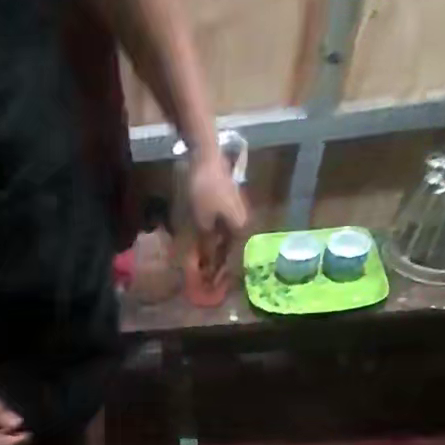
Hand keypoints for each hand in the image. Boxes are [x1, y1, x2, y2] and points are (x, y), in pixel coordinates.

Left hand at [184, 147, 248, 282]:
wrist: (206, 159)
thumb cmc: (205, 192)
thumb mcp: (202, 222)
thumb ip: (206, 245)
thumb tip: (207, 265)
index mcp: (240, 227)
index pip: (232, 256)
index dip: (222, 272)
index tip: (212, 285)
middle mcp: (242, 221)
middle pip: (230, 249)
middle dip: (218, 265)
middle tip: (206, 280)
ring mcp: (235, 212)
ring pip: (225, 240)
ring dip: (215, 253)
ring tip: (204, 268)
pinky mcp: (227, 206)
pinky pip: (221, 230)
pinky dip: (213, 240)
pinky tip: (204, 247)